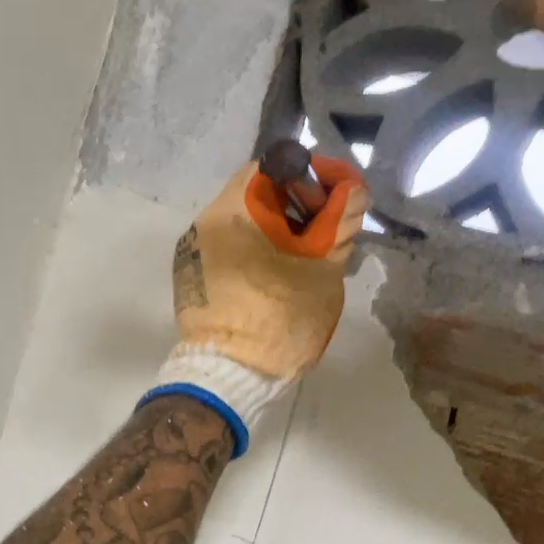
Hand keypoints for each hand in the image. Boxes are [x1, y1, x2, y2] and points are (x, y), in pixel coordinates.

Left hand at [146, 157, 367, 453]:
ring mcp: (192, 252)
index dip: (307, 176)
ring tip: (308, 255)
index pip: (269, 168)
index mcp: (231, 212)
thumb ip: (338, 224)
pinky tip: (280, 274)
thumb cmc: (278, 318)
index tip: (334, 199)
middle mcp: (204, 224)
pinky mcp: (191, 277)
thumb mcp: (322, 269)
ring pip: (242, 224)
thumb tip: (352, 193)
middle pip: (255, 196)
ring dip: (276, 231)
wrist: (229, 376)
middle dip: (295, 207)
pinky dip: (255, 251)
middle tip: (328, 230)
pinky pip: (229, 249)